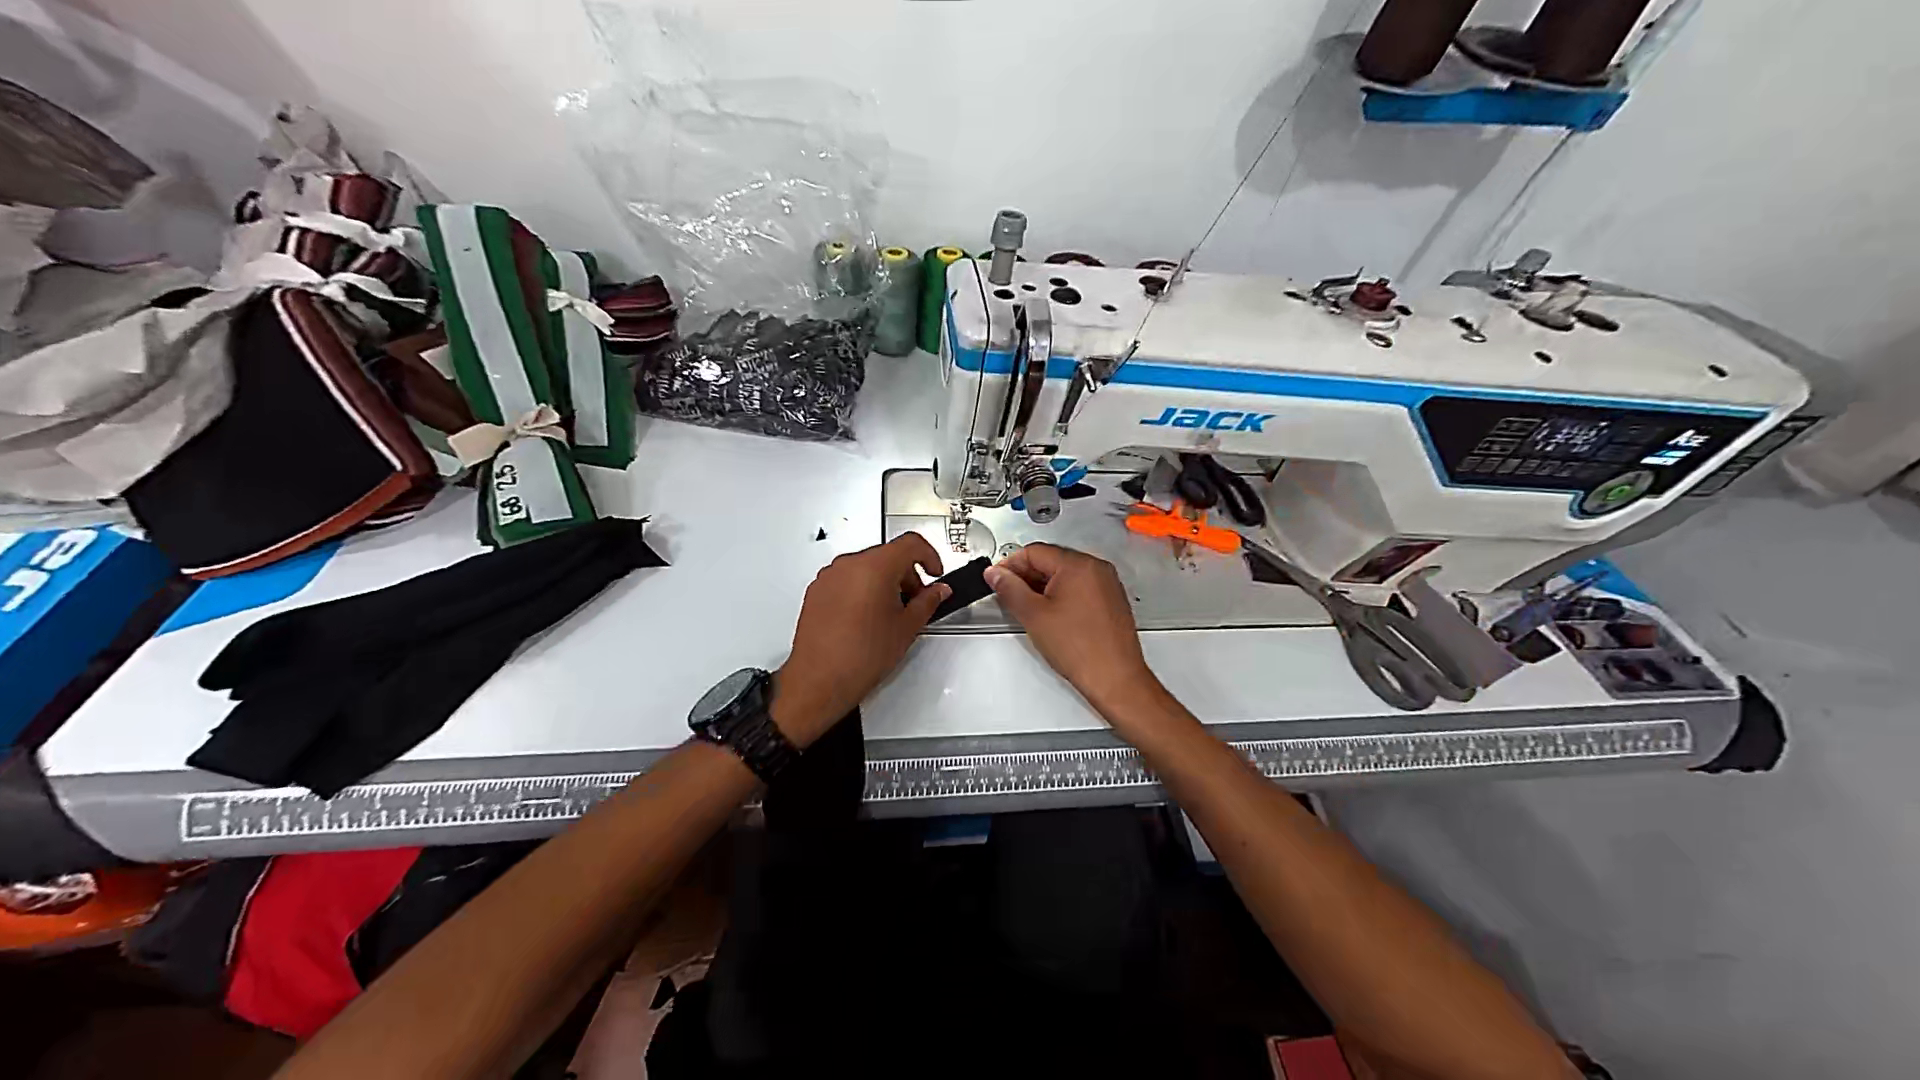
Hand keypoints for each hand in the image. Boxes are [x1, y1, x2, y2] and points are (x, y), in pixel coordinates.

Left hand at [772, 534, 949, 746]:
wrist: (820, 680)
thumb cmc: (857, 658)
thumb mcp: (906, 628)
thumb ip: (927, 602)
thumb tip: (937, 592)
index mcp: (875, 568)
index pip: (910, 543)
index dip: (929, 555)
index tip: (933, 570)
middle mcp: (848, 566)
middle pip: (887, 554)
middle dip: (906, 574)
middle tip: (916, 598)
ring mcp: (829, 577)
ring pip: (865, 566)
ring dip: (883, 581)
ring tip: (891, 613)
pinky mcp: (816, 590)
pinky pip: (845, 579)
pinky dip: (861, 589)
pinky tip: (868, 617)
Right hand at [984, 543, 1167, 719]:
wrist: (1115, 678)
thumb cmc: (1084, 650)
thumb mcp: (1033, 615)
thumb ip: (1009, 589)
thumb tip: (996, 574)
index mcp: (1078, 565)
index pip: (1034, 552)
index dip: (1009, 565)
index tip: (997, 578)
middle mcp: (1096, 568)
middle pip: (1050, 560)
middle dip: (1026, 576)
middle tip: (1009, 593)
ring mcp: (1106, 583)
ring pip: (1064, 574)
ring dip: (1042, 586)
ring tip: (1030, 609)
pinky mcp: (1110, 599)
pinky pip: (1079, 587)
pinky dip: (1061, 595)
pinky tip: (1051, 616)